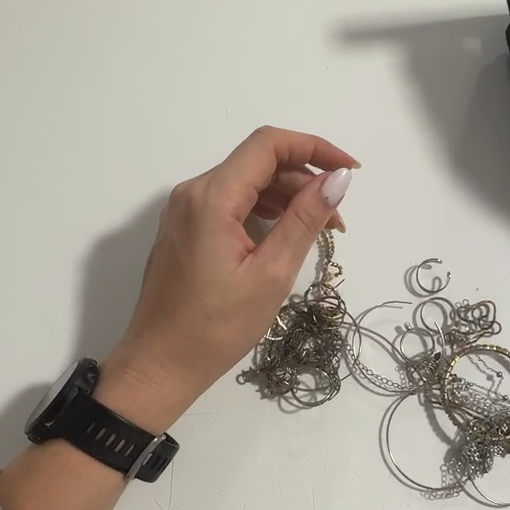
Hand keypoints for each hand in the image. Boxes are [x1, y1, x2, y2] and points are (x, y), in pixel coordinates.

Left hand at [96, 127, 357, 431]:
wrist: (161, 365)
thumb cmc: (217, 327)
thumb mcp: (272, 274)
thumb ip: (305, 220)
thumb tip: (338, 179)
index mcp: (212, 197)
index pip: (268, 145)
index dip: (315, 148)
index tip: (349, 171)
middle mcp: (193, 193)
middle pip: (258, 163)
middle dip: (305, 180)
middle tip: (337, 220)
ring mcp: (185, 211)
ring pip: (246, 183)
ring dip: (287, 197)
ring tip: (320, 232)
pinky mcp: (185, 230)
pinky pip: (231, 204)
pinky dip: (264, 211)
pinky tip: (285, 237)